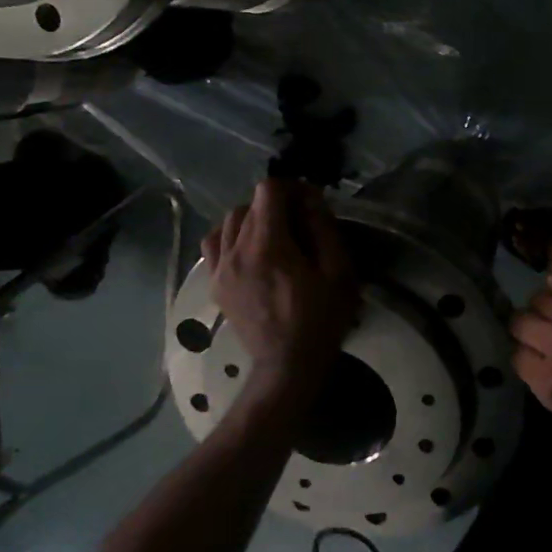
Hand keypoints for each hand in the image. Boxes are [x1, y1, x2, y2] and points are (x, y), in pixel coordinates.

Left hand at [202, 180, 357, 388]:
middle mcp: (235, 251)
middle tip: (300, 220)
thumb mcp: (339, 271)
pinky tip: (249, 248)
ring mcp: (219, 268)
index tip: (310, 201)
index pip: (267, 191)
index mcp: (267, 246)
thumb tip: (309, 197)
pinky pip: (213, 243)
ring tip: (274, 233)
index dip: (291, 187)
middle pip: (248, 205)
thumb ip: (323, 228)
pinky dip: (230, 236)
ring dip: (252, 218)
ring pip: (228, 221)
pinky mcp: (214, 283)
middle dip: (276, 203)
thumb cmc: (321, 318)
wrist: (288, 364)